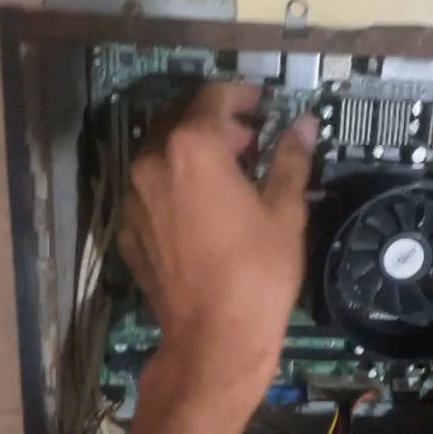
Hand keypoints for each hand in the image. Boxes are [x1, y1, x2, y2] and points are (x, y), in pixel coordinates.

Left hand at [120, 82, 315, 409]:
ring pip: (163, 155)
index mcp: (192, 147)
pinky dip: (176, 186)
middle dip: (218, 124)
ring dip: (195, 154)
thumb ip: (290, 159)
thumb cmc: (257, 273)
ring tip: (229, 177)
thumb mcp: (285, 211)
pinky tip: (203, 210)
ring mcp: (134, 198)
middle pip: (182, 121)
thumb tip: (303, 125)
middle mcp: (152, 162)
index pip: (214, 96)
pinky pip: (152, 191)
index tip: (262, 104)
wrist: (213, 339)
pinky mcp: (129, 230)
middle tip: (251, 142)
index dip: (242, 94)